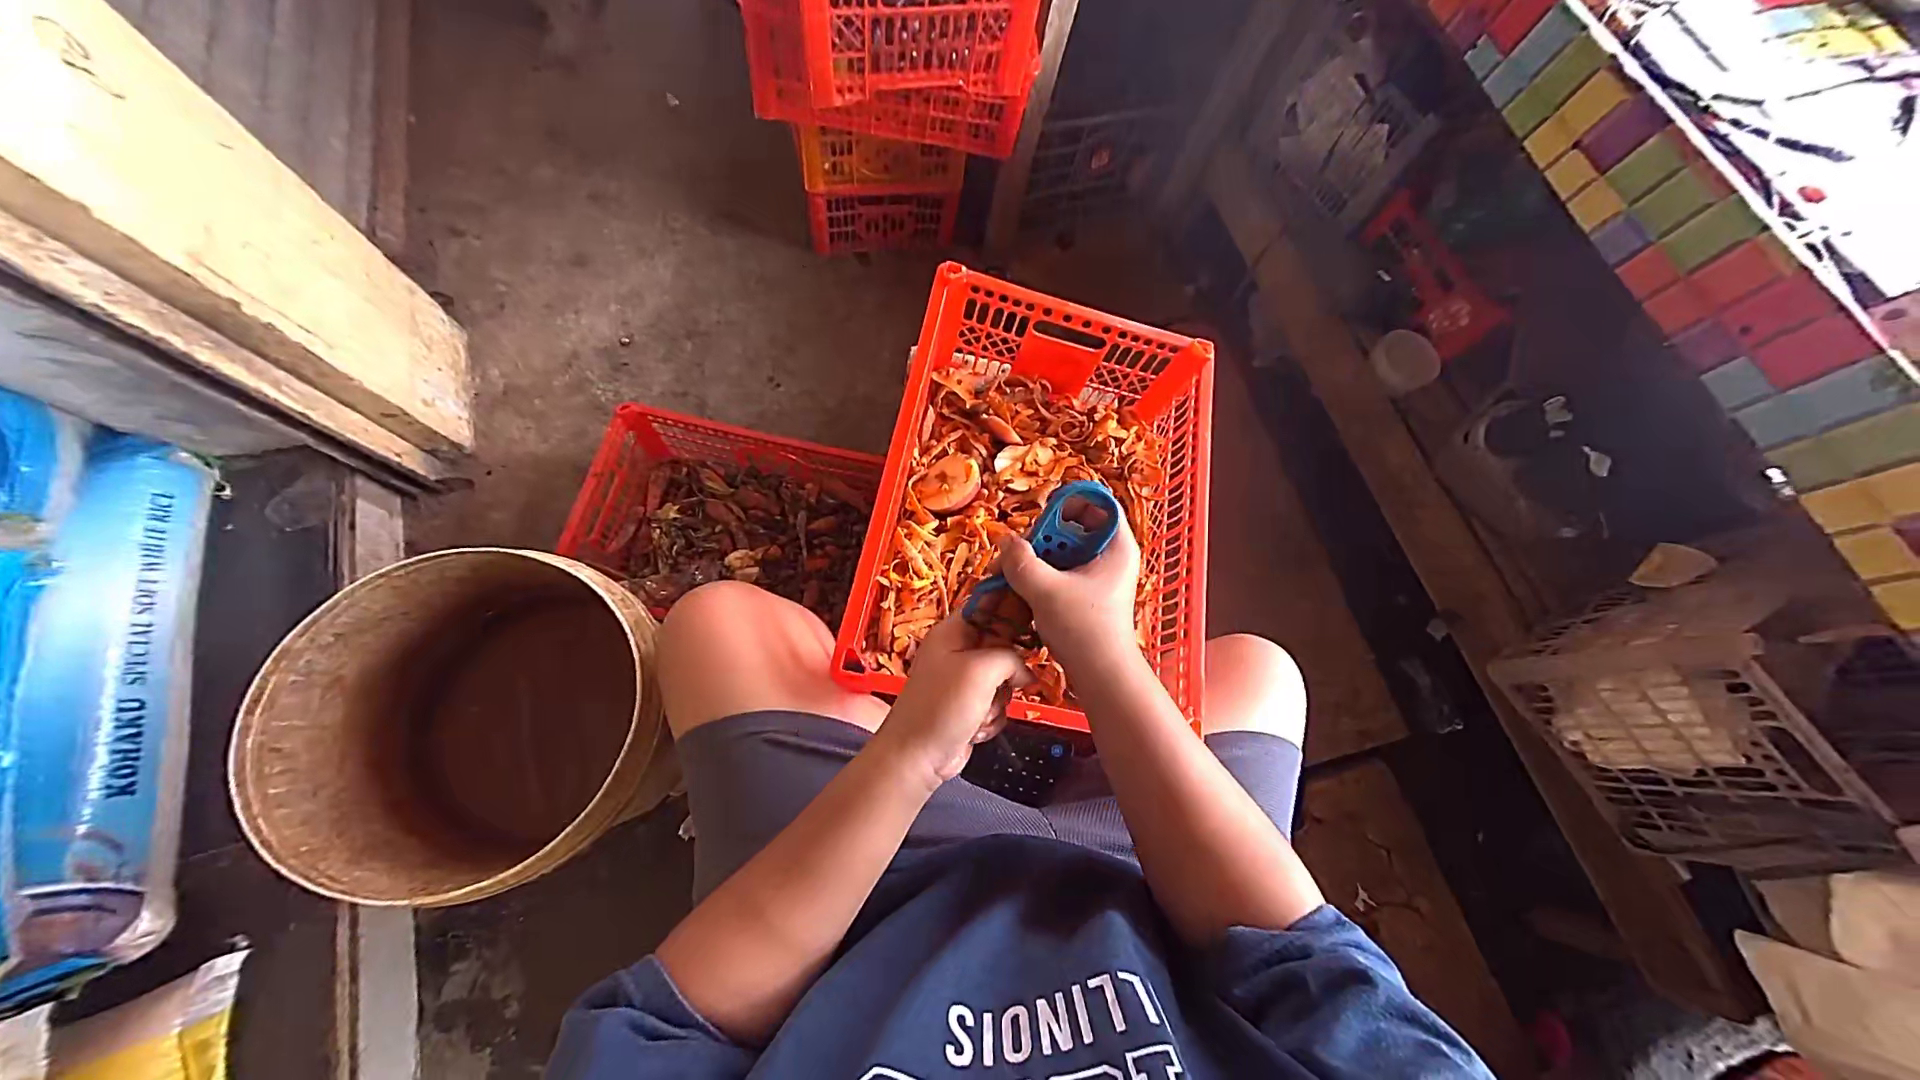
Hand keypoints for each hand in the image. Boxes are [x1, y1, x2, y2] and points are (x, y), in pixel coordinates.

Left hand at [872, 615, 1028, 787]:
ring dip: (999, 700)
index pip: (989, 605)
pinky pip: (999, 703)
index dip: (1011, 609)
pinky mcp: (970, 706)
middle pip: (1003, 645)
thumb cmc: (940, 707)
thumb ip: (1011, 657)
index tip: (1032, 621)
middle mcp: (958, 651)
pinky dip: (992, 717)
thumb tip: (1025, 671)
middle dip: (1008, 670)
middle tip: (1000, 684)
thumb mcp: (981, 670)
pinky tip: (976, 727)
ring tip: (980, 712)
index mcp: (953, 631)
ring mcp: (964, 680)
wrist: (916, 758)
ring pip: (1006, 678)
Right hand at [997, 506, 1141, 670]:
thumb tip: (1005, 541)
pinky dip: (1041, 576)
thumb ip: (1021, 561)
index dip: (1070, 502)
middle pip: (1074, 526)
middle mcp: (1111, 556)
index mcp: (1116, 545)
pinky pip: (1060, 572)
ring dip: (1036, 559)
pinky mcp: (1085, 595)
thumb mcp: (1046, 590)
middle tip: (1019, 551)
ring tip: (1012, 572)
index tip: (1042, 516)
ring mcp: (1098, 576)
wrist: (1102, 676)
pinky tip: (1021, 588)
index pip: (1099, 503)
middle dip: (1042, 536)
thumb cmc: (1084, 630)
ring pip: (1063, 552)